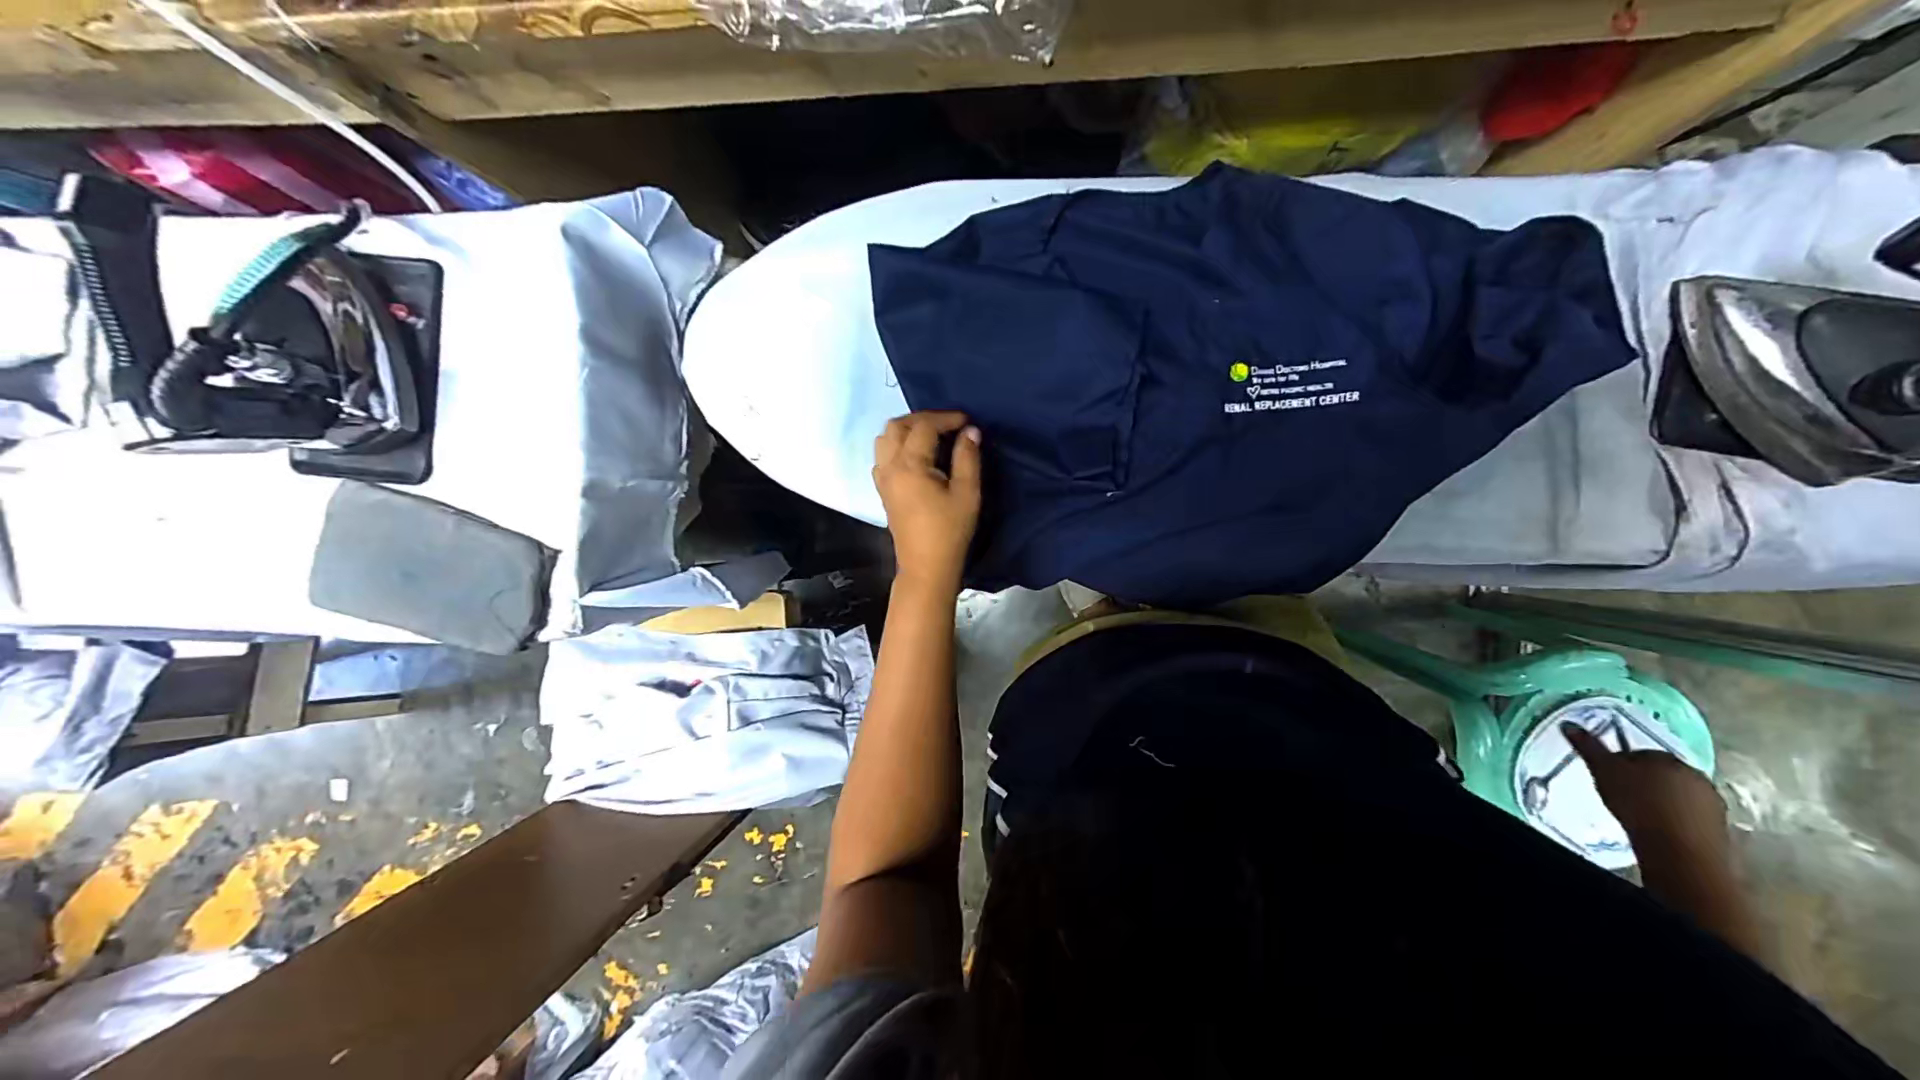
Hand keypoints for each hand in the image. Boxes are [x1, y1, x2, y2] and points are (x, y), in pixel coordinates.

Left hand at [872, 411, 981, 588]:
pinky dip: (897, 446)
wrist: (926, 567)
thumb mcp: (967, 493)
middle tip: (948, 424)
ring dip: (906, 430)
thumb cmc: (949, 531)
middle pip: (897, 425)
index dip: (946, 418)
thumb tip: (970, 432)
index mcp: (909, 465)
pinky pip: (882, 456)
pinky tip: (917, 456)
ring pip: (885, 439)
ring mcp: (882, 479)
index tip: (967, 422)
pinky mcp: (883, 490)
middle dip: (922, 419)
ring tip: (932, 436)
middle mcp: (889, 467)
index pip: (924, 426)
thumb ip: (967, 458)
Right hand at [1563, 722, 1726, 849]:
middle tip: (1623, 796)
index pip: (1639, 754)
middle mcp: (1693, 773)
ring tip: (1641, 814)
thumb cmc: (1636, 803)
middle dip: (1644, 781)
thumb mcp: (1603, 771)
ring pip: (1678, 793)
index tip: (1610, 779)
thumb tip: (1568, 724)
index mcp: (1664, 757)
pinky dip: (1677, 818)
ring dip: (1662, 800)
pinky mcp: (1720, 824)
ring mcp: (1711, 799)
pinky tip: (1662, 828)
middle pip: (1661, 772)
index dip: (1621, 765)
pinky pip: (1692, 814)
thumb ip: (1587, 747)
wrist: (1678, 848)